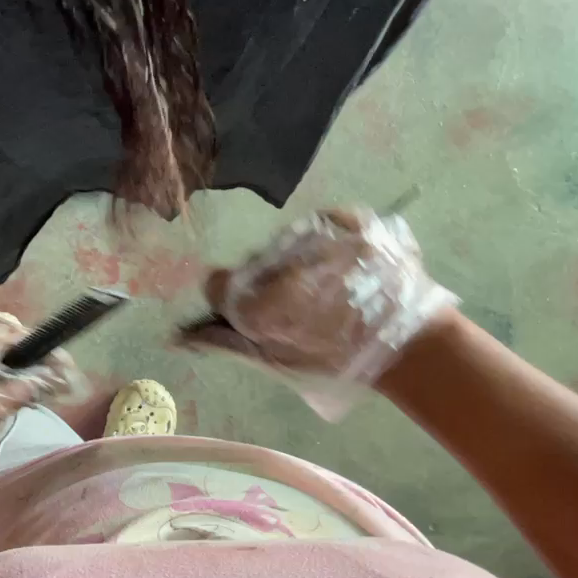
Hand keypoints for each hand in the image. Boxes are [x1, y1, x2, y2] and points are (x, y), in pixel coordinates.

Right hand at [182, 207, 456, 418]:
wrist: (406, 343)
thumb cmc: (332, 360)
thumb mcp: (269, 358)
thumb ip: (219, 341)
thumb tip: (171, 337)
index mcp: (253, 299)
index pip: (219, 284)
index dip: (236, 301)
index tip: (259, 316)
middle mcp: (274, 259)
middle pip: (254, 262)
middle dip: (268, 281)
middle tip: (302, 306)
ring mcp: (313, 232)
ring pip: (286, 243)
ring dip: (298, 262)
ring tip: (330, 288)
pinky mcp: (346, 217)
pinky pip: (321, 222)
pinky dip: (327, 242)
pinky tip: (344, 268)